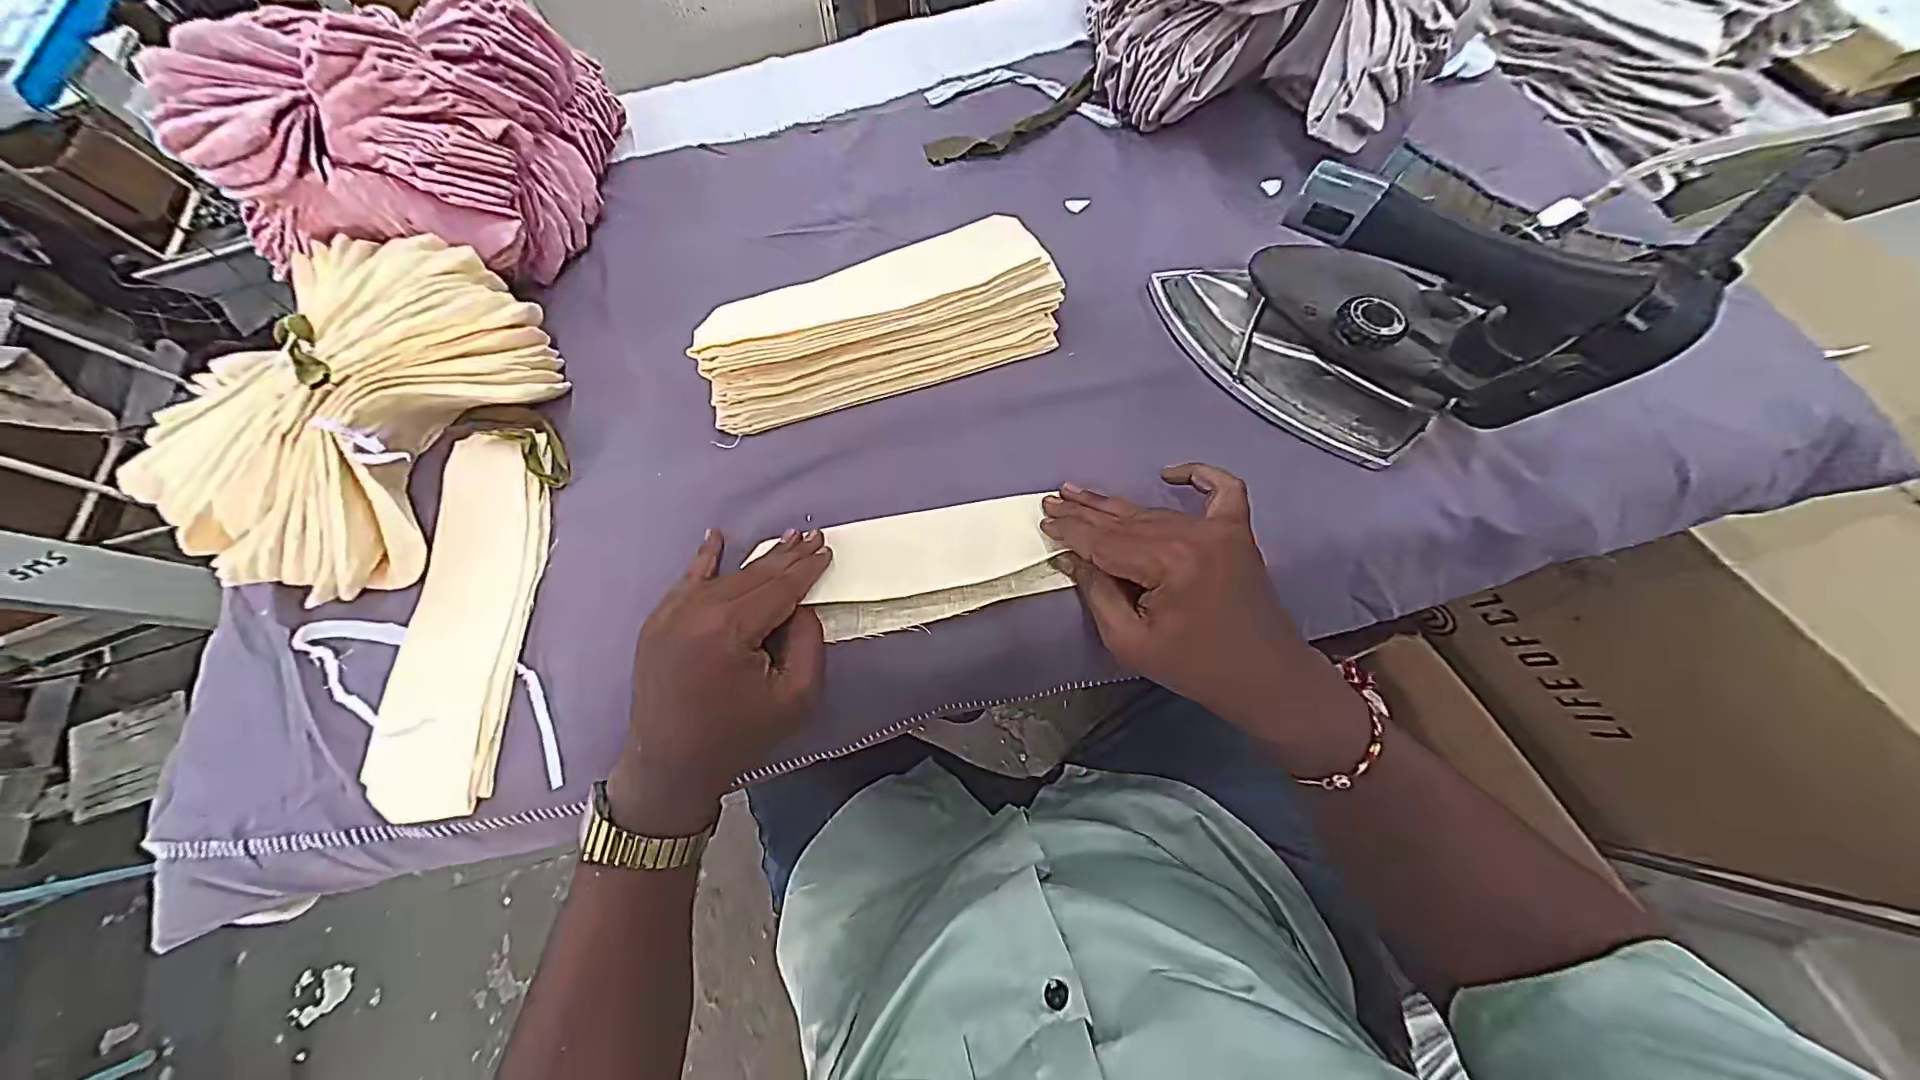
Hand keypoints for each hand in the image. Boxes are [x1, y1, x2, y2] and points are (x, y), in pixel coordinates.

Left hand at [607, 528, 830, 833]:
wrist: (670, 765)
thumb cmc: (738, 735)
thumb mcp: (795, 696)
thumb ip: (807, 642)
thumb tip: (801, 606)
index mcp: (729, 629)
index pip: (779, 588)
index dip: (807, 569)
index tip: (827, 550)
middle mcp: (696, 611)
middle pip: (754, 576)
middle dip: (788, 556)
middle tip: (813, 536)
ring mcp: (670, 614)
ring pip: (725, 576)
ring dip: (758, 558)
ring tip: (786, 539)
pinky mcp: (657, 623)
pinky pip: (687, 581)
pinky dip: (705, 559)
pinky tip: (716, 538)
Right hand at [1041, 464, 1368, 770]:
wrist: (1266, 677)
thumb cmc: (1195, 667)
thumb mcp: (1130, 642)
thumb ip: (1098, 594)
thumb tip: (1072, 558)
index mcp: (1168, 563)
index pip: (1105, 542)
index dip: (1071, 531)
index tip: (1044, 519)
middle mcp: (1194, 536)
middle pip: (1126, 521)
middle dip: (1085, 512)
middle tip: (1052, 499)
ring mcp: (1220, 530)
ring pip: (1155, 512)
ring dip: (1116, 504)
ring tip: (1080, 493)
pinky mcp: (1238, 533)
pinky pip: (1223, 491)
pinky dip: (1201, 476)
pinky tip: (1171, 473)